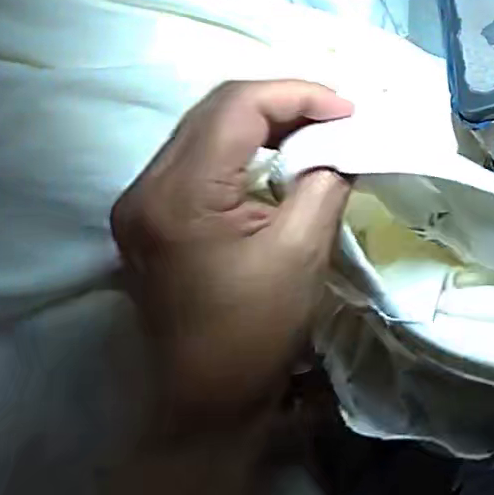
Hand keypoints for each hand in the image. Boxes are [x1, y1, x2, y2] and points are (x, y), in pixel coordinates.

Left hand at [111, 80, 354, 431]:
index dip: (299, 95)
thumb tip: (343, 142)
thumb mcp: (304, 247)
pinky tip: (286, 154)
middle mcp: (147, 187)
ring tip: (321, 129)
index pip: (237, 108)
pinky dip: (251, 142)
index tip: (350, 112)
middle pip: (218, 108)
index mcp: (179, 195)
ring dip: (269, 118)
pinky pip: (205, 153)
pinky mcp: (154, 214)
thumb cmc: (257, 328)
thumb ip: (326, 180)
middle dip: (286, 101)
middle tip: (340, 116)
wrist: (207, 399)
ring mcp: (143, 200)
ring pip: (210, 125)